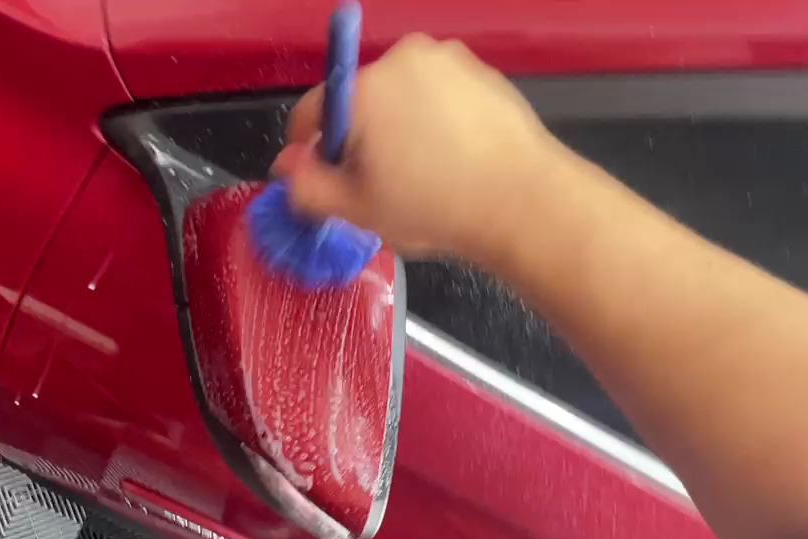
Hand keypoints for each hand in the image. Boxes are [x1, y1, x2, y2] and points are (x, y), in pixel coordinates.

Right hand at [271, 35, 572, 265]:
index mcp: (364, 91)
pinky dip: (425, 125)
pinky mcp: (475, 71)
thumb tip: (287, 168)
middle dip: (354, 143)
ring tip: (411, 179)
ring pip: (392, 100)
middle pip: (353, 104)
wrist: (520, 201)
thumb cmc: (439, 206)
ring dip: (389, 134)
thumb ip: (306, 187)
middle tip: (371, 188)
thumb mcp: (355, 209)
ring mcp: (443, 60)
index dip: (306, 153)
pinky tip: (439, 163)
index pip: (310, 113)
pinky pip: (429, 96)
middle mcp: (402, 60)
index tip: (319, 180)